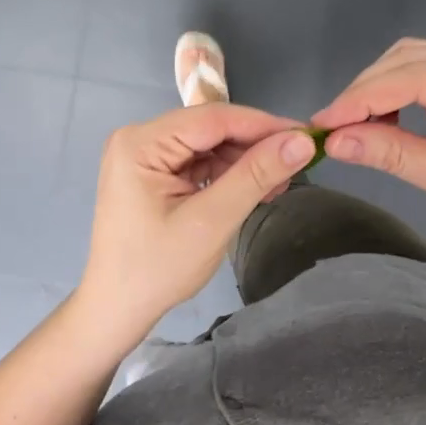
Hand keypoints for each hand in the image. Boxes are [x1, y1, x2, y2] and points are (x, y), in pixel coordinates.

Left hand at [78, 104, 315, 328]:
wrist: (117, 307)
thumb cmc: (158, 268)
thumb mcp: (212, 221)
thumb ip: (255, 176)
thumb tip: (302, 140)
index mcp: (140, 143)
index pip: (212, 118)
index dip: (262, 124)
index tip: (308, 136)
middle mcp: (138, 138)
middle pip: (209, 129)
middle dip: (254, 146)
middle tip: (298, 165)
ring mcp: (143, 156)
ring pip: (207, 145)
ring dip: (243, 162)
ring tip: (277, 185)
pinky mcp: (151, 174)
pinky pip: (197, 162)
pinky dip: (226, 174)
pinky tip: (253, 189)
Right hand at [311, 38, 425, 257]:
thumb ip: (398, 157)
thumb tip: (336, 141)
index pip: (421, 77)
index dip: (366, 96)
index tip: (323, 124)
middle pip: (412, 59)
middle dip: (365, 91)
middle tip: (328, 130)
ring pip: (410, 60)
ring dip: (373, 89)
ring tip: (347, 126)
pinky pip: (419, 74)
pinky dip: (389, 93)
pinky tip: (375, 120)